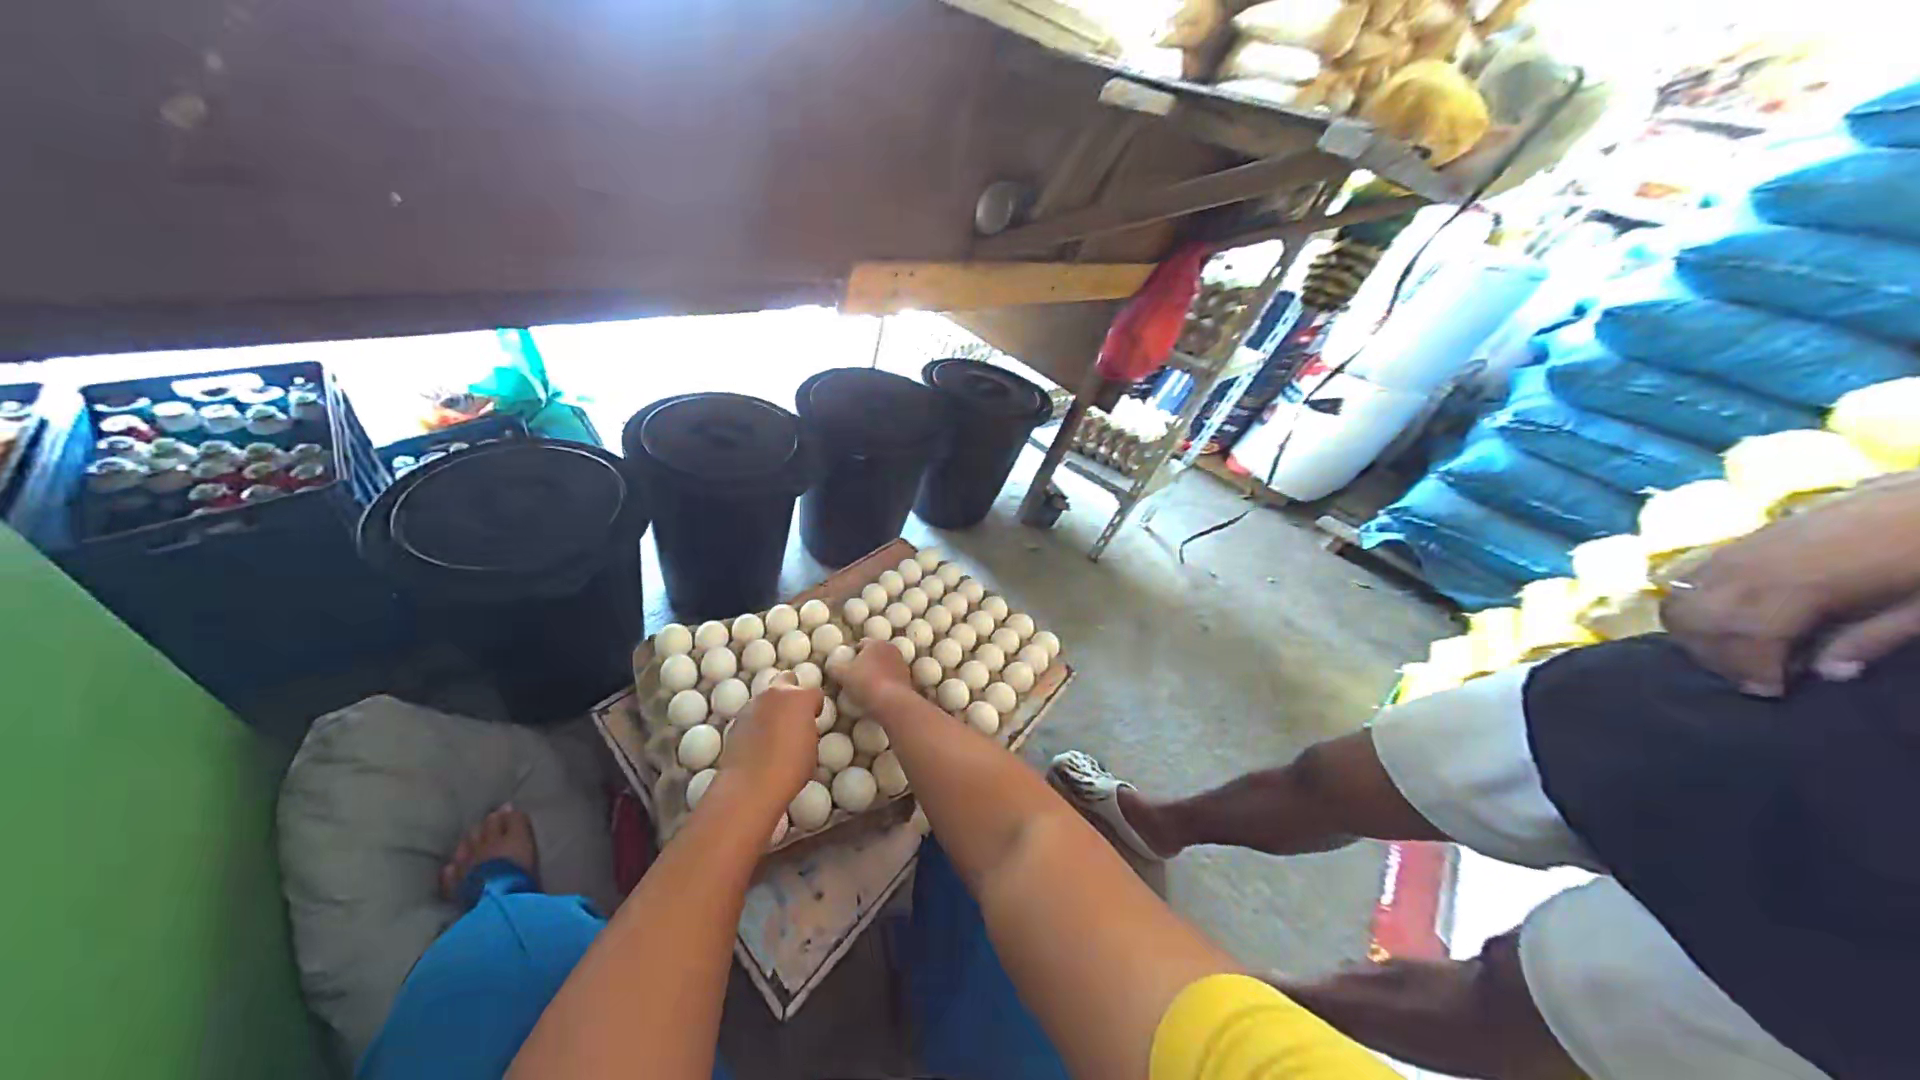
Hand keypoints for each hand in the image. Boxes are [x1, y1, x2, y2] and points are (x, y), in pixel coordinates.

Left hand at [720, 677, 821, 803]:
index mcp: (800, 697)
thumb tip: (801, 727)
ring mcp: (752, 705)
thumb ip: (807, 727)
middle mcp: (775, 694)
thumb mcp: (811, 746)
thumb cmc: (792, 767)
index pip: (815, 693)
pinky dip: (756, 722)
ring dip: (772, 708)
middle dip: (792, 692)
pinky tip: (758, 741)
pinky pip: (751, 715)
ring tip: (774, 730)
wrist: (750, 784)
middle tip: (794, 714)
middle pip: (787, 680)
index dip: (816, 706)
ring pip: (766, 698)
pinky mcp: (736, 720)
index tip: (815, 719)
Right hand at [840, 639, 912, 710]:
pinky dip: (885, 684)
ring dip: (876, 674)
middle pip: (874, 655)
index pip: (861, 644)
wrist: (892, 702)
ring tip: (865, 689)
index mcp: (876, 643)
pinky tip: (878, 695)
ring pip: (884, 667)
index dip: (852, 655)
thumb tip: (831, 666)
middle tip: (854, 678)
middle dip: (865, 664)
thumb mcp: (842, 675)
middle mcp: (892, 649)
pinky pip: (892, 679)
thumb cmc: (865, 683)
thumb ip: (834, 668)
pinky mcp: (908, 679)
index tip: (845, 668)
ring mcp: (902, 664)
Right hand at [1662, 473, 1919, 695]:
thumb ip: (1874, 638)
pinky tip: (1726, 618)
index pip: (1746, 634)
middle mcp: (1751, 567)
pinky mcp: (1735, 544)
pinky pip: (1689, 579)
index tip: (1771, 692)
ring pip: (1681, 598)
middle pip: (1696, 618)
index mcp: (1800, 583)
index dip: (1751, 669)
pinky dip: (1695, 605)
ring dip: (1695, 631)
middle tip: (1750, 675)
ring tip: (1732, 649)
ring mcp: (1737, 552)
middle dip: (1713, 654)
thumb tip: (1828, 674)